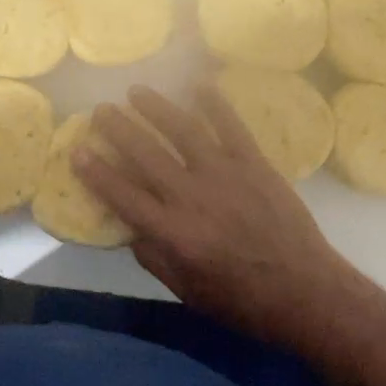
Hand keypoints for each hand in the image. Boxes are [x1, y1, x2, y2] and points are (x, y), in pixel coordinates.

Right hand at [74, 86, 375, 357]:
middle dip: (119, 129)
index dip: (96, 171)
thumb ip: (153, 256)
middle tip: (100, 110)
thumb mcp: (187, 290)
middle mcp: (193, 197)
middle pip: (146, 154)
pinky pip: (231, 126)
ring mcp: (226, 176)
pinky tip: (198, 84)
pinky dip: (214, 103)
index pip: (123, 195)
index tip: (77, 150)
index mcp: (173, 232)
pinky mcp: (255, 165)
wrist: (307, 293)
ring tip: (136, 92)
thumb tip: (129, 226)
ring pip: (183, 131)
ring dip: (156, 108)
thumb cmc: (242, 300)